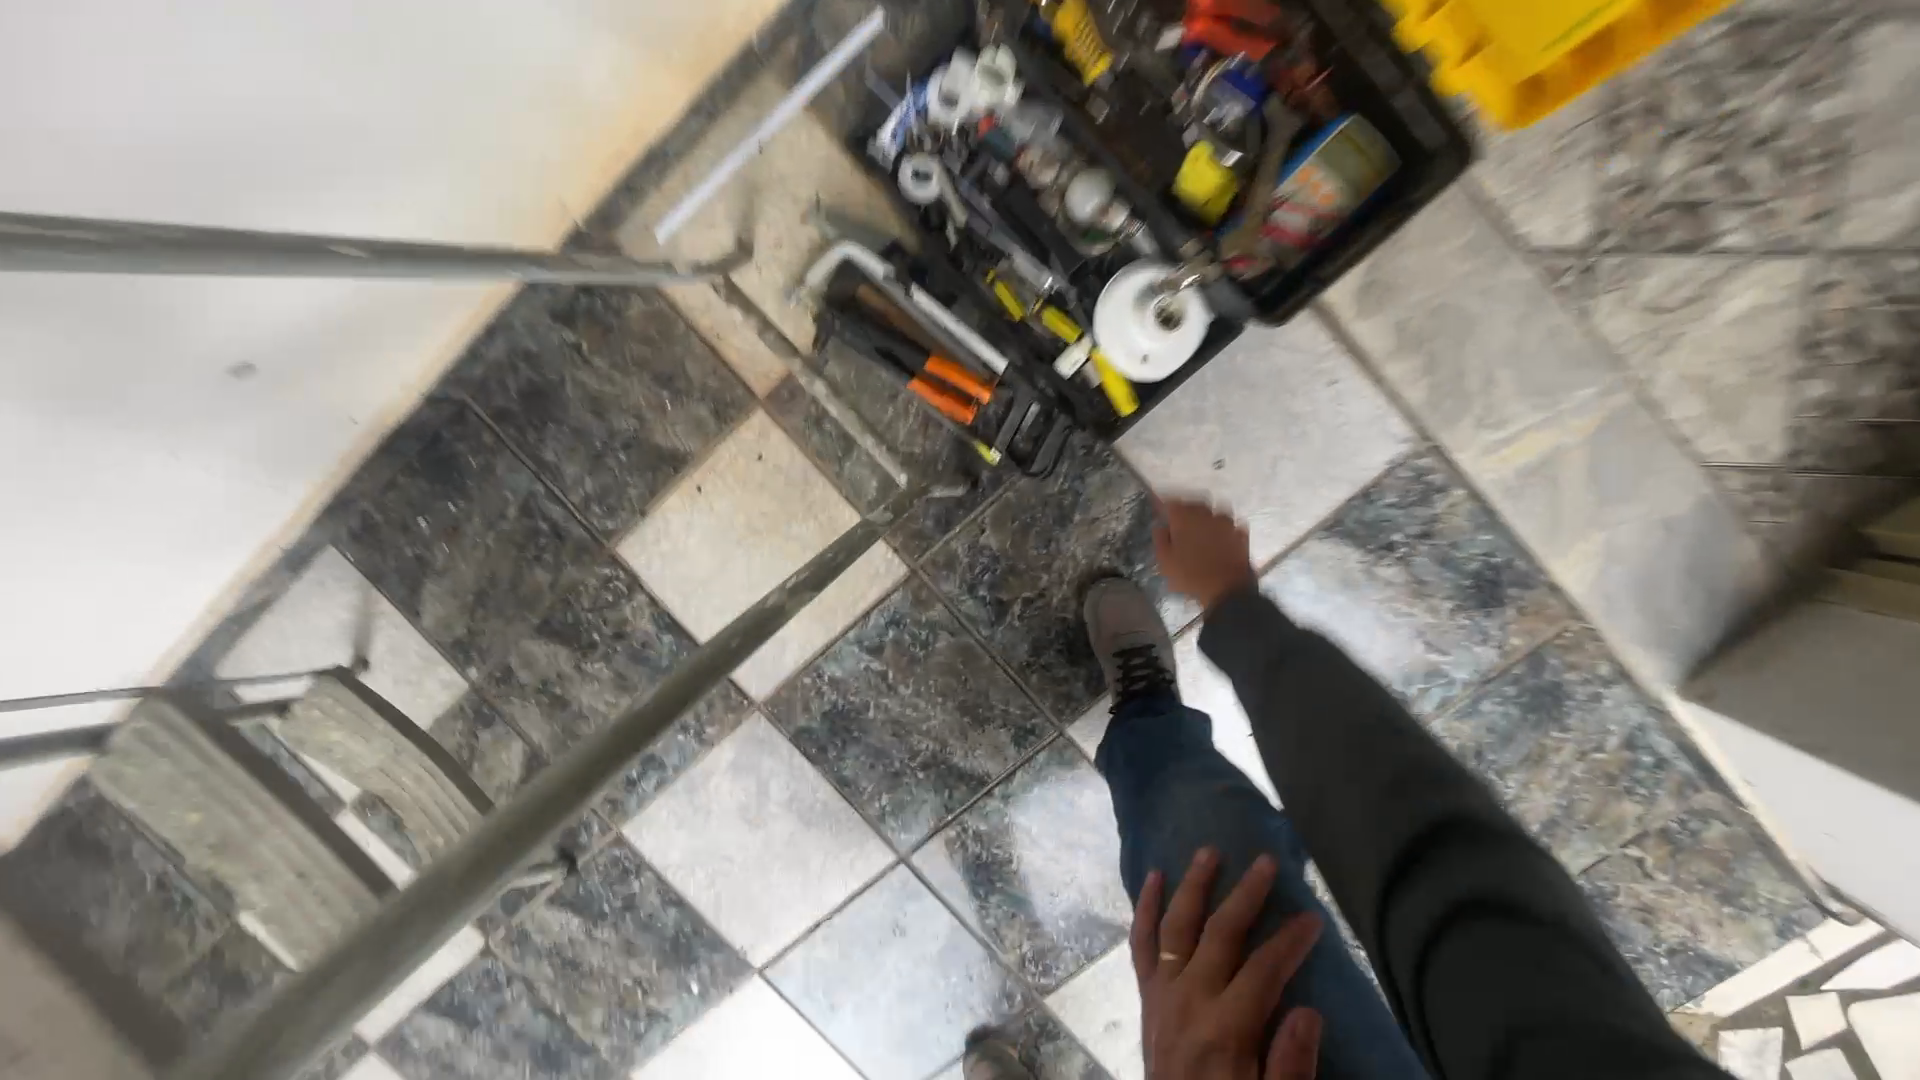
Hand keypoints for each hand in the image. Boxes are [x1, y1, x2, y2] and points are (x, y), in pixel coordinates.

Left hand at [1133, 848, 1323, 1079]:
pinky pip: (1142, 943)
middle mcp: (1189, 1000)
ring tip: (1209, 852)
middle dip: (1246, 895)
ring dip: (1193, 886)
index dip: (1290, 941)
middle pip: (1220, 933)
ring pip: (1176, 926)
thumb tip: (1309, 1011)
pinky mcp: (1147, 997)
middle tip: (1266, 861)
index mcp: (1226, 1029)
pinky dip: (1146, 907)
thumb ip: (1291, 1065)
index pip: (1264, 970)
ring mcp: (1163, 994)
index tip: (1313, 917)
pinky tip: (1154, 877)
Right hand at [1152, 498, 1255, 612]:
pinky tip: (1217, 540)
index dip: (1163, 505)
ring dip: (1204, 519)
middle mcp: (1206, 513)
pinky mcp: (1240, 533)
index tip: (1159, 510)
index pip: (1170, 502)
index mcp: (1184, 517)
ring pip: (1212, 513)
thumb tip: (1161, 527)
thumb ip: (1160, 539)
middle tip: (1178, 522)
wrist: (1228, 590)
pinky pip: (1227, 526)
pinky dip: (1220, 530)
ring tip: (1199, 531)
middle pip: (1193, 504)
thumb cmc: (1190, 575)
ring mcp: (1226, 522)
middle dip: (1185, 510)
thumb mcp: (1165, 561)